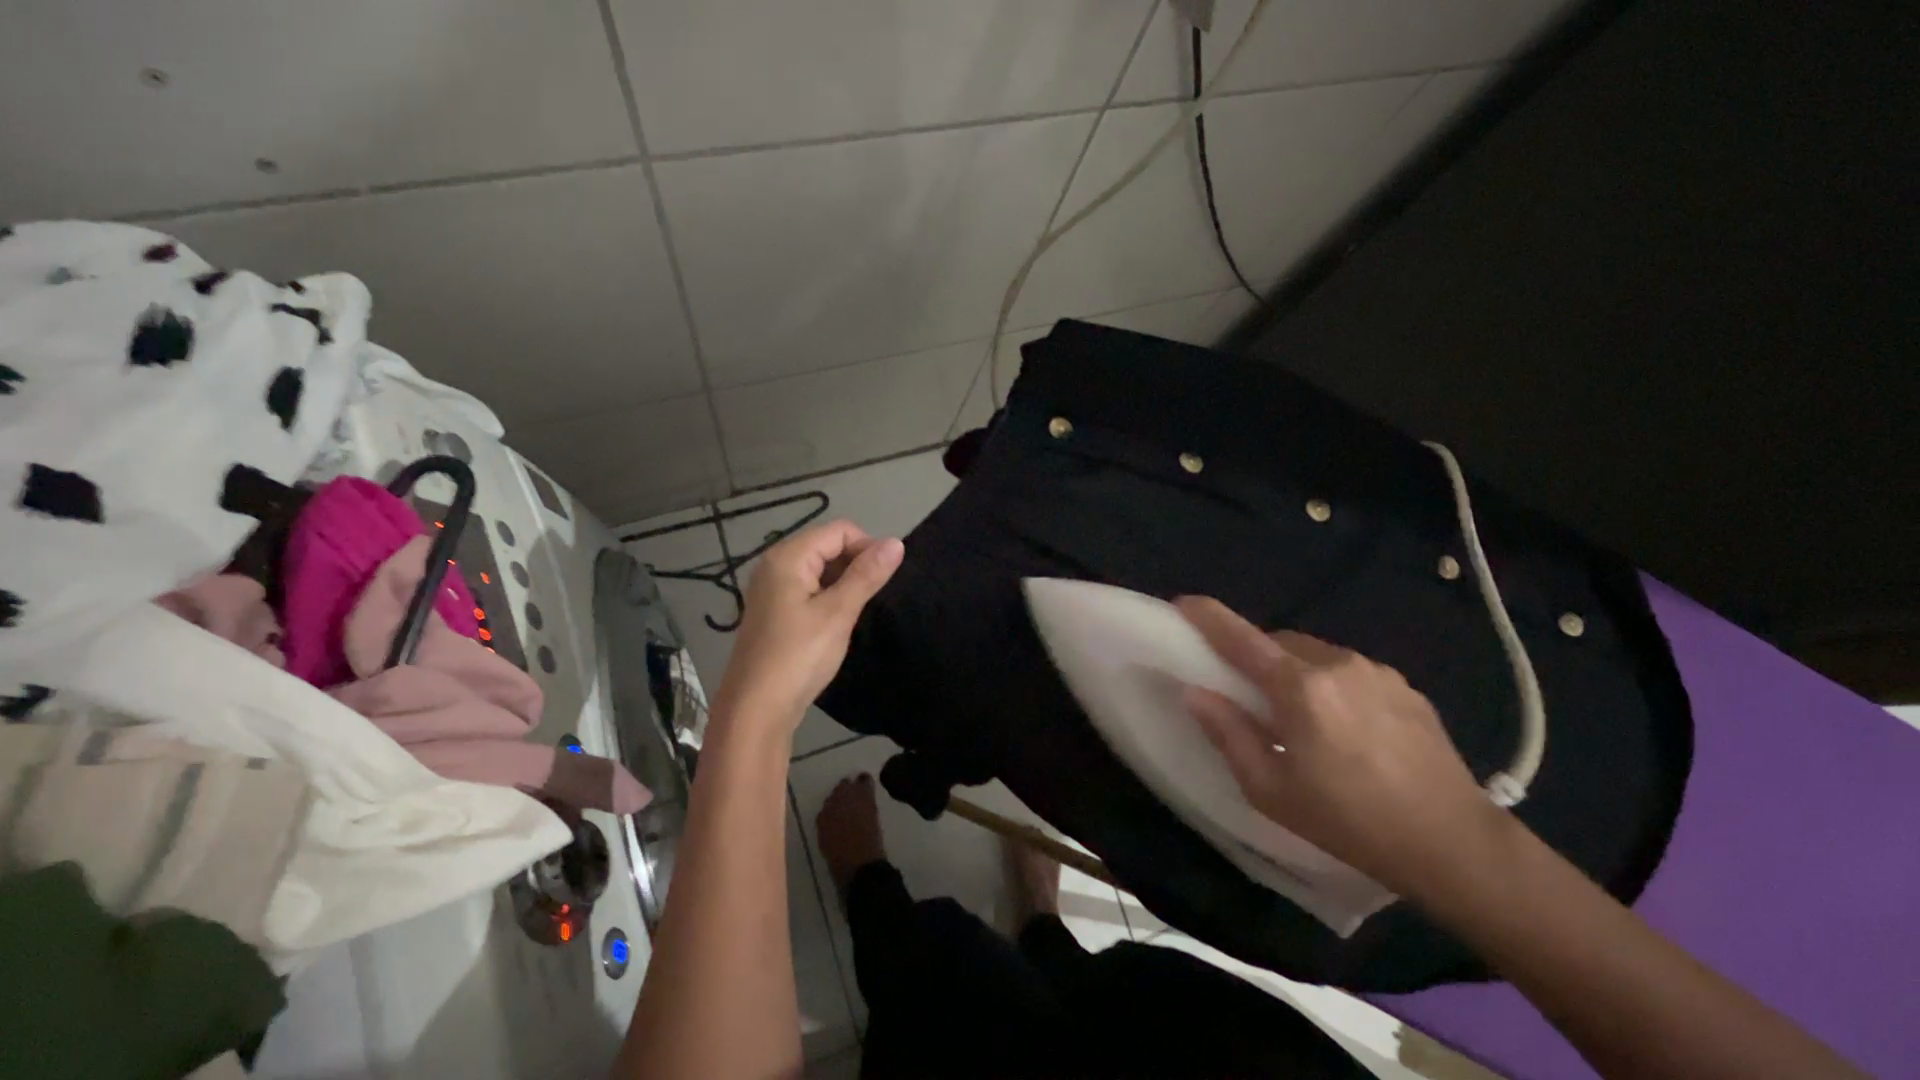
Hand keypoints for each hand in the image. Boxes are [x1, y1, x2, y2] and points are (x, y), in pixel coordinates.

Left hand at [711, 521, 903, 736]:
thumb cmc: (798, 656)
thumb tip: (896, 543)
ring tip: (860, 611)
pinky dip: (828, 597)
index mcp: (788, 557)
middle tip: (875, 597)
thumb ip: (866, 575)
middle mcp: (775, 565)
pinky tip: (839, 622)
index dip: (867, 546)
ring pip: (819, 569)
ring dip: (844, 582)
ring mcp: (771, 590)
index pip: (839, 530)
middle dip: (856, 563)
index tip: (885, 578)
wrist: (756, 708)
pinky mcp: (774, 612)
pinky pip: (808, 590)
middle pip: (826, 545)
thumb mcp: (838, 613)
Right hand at [1176, 596, 1507, 897]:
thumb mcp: (1270, 790)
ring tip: (1302, 721)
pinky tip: (1346, 732)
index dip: (1208, 618)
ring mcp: (1378, 672)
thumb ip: (1228, 734)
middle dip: (1258, 659)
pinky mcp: (1407, 688)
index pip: (1241, 638)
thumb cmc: (1348, 821)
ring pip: (1318, 656)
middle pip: (1281, 642)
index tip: (1183, 604)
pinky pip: (1353, 673)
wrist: (1452, 841)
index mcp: (1300, 687)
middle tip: (1249, 699)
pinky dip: (1334, 687)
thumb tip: (1195, 692)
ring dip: (1298, 674)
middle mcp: (1339, 664)